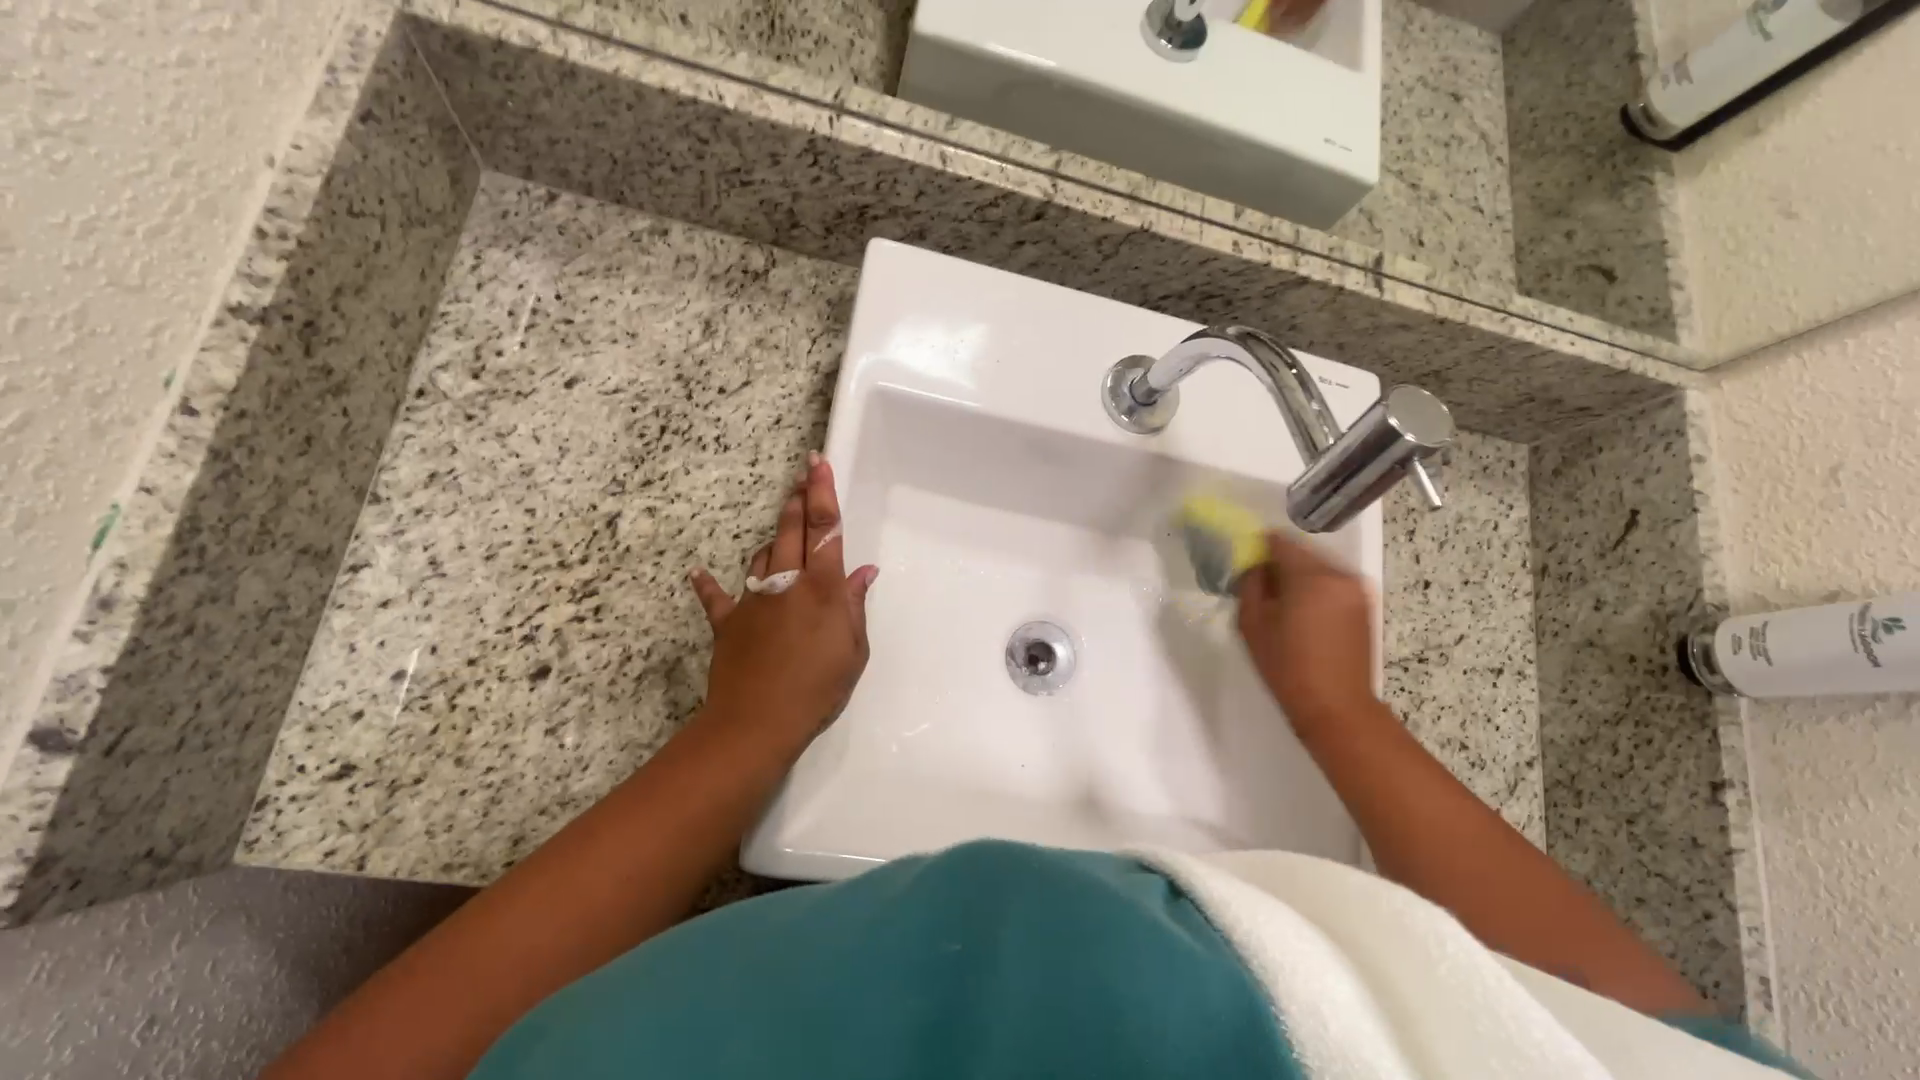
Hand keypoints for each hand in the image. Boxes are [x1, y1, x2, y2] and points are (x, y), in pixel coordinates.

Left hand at [689, 452, 879, 749]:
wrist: (757, 720)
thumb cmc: (817, 688)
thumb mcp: (852, 651)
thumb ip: (854, 607)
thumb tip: (863, 573)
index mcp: (821, 587)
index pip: (825, 528)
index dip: (822, 492)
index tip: (817, 463)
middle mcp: (785, 583)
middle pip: (790, 530)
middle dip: (796, 500)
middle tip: (799, 478)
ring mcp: (752, 599)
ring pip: (762, 555)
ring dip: (773, 540)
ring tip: (781, 531)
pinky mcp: (727, 622)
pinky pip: (717, 596)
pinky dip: (709, 584)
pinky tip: (698, 574)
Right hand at [1235, 530, 1377, 737]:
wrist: (1337, 707)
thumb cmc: (1287, 668)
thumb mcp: (1252, 624)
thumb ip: (1250, 583)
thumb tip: (1255, 565)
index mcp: (1311, 576)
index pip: (1279, 541)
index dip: (1258, 549)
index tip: (1246, 568)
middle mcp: (1340, 575)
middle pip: (1301, 553)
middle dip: (1279, 566)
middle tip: (1262, 593)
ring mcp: (1359, 590)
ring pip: (1318, 569)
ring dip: (1298, 580)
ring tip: (1284, 610)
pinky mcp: (1367, 605)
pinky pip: (1333, 585)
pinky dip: (1316, 592)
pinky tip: (1304, 620)